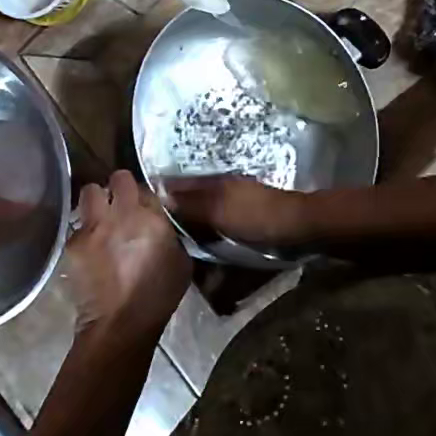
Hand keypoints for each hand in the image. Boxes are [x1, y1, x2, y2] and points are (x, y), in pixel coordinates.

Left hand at [62, 171, 189, 339]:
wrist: (120, 323)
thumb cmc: (158, 293)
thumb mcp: (180, 258)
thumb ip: (167, 232)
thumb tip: (159, 222)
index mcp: (149, 215)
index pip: (141, 183)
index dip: (142, 191)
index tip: (144, 201)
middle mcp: (118, 213)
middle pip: (114, 180)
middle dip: (117, 187)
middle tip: (121, 203)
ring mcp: (91, 228)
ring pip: (88, 195)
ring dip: (97, 203)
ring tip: (103, 220)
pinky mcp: (71, 245)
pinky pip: (77, 226)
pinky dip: (85, 231)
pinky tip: (93, 248)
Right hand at [162, 176, 305, 247]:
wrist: (300, 227)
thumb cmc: (257, 216)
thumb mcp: (220, 211)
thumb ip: (191, 204)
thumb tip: (158, 195)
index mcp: (215, 184)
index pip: (178, 185)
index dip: (159, 194)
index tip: (136, 210)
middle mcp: (223, 191)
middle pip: (191, 200)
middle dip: (173, 214)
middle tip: (150, 236)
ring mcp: (236, 207)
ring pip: (204, 216)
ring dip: (191, 229)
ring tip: (171, 248)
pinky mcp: (247, 223)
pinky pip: (218, 229)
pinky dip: (207, 238)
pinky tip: (200, 251)